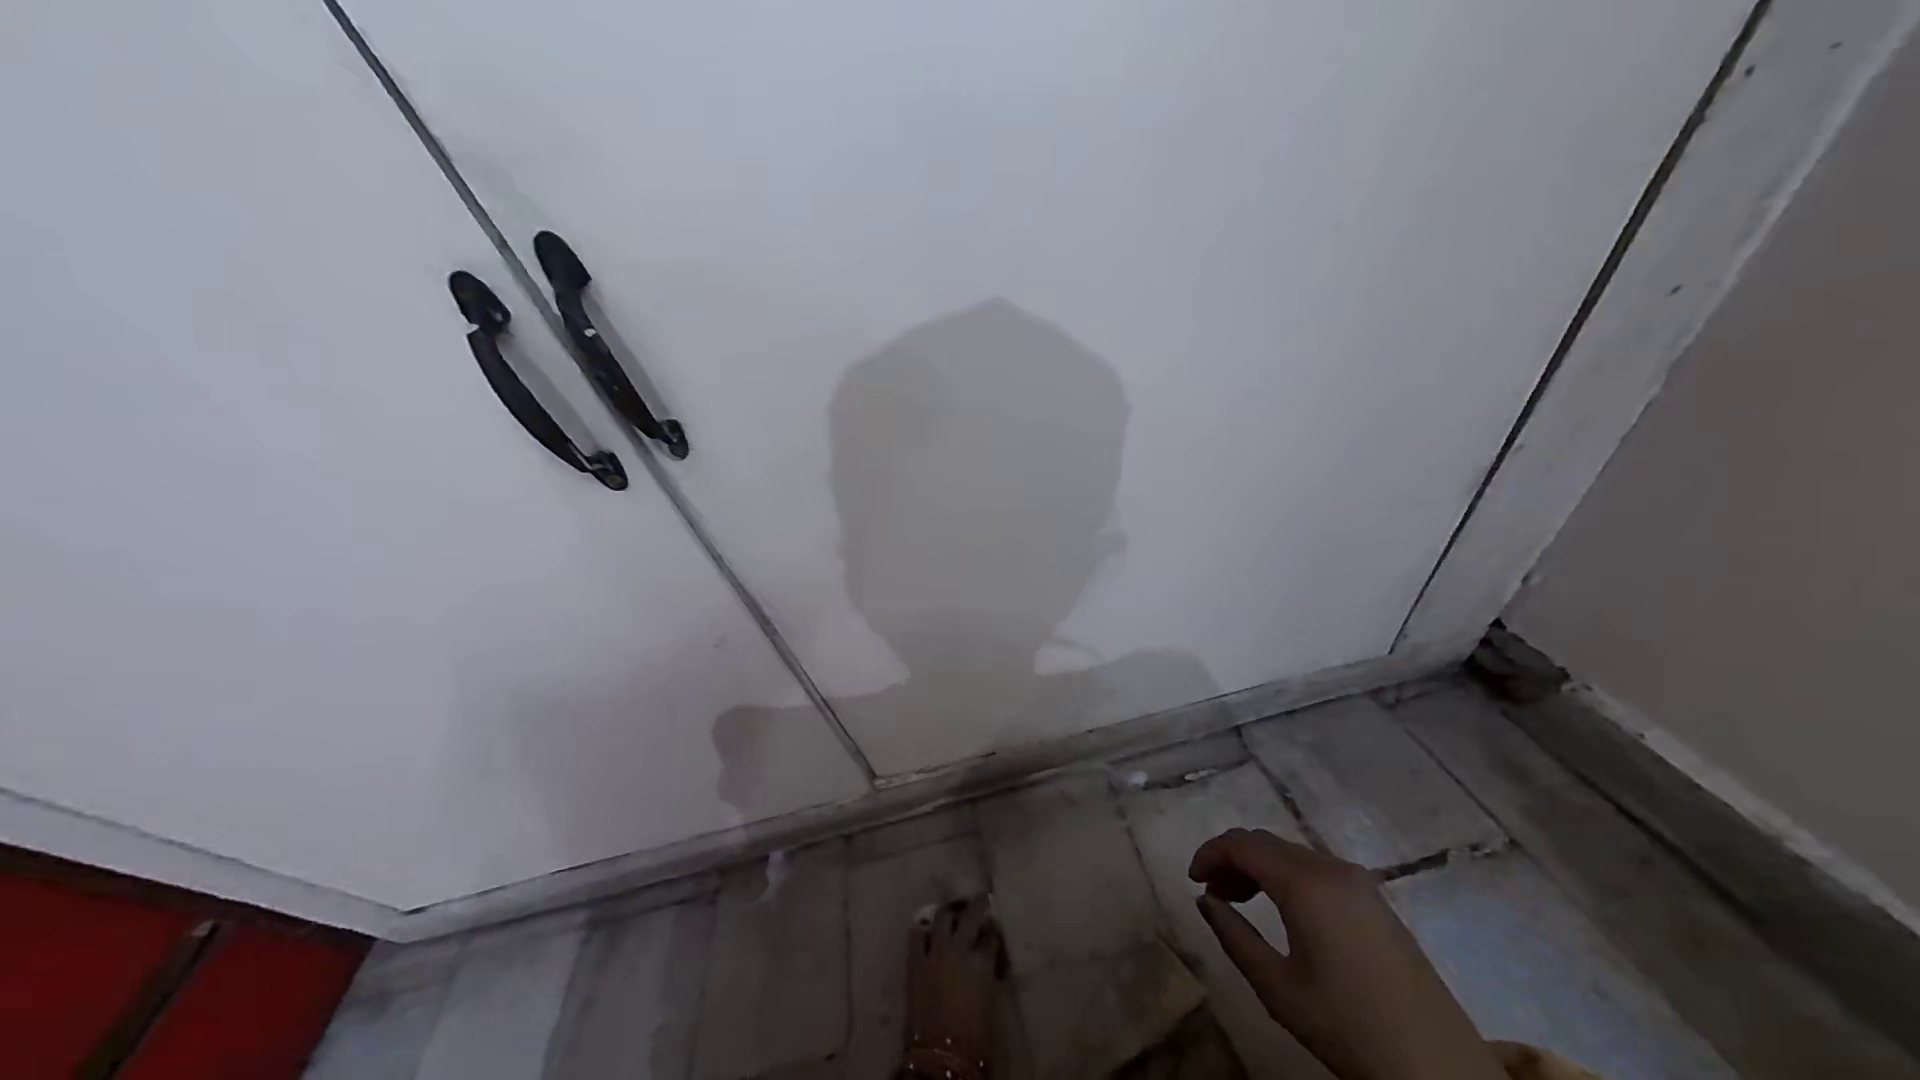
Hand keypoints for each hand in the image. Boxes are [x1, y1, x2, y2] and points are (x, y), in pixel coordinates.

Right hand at [1188, 828, 1506, 1079]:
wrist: (1437, 1068)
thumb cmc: (1347, 1026)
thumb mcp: (1276, 987)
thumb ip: (1234, 936)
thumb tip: (1206, 900)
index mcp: (1306, 884)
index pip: (1243, 843)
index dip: (1210, 852)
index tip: (1191, 879)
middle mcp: (1333, 868)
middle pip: (1267, 842)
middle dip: (1232, 858)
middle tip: (1212, 893)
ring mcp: (1360, 882)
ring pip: (1292, 853)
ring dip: (1259, 866)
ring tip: (1240, 901)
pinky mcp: (1375, 900)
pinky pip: (1317, 868)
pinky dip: (1287, 876)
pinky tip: (1282, 909)